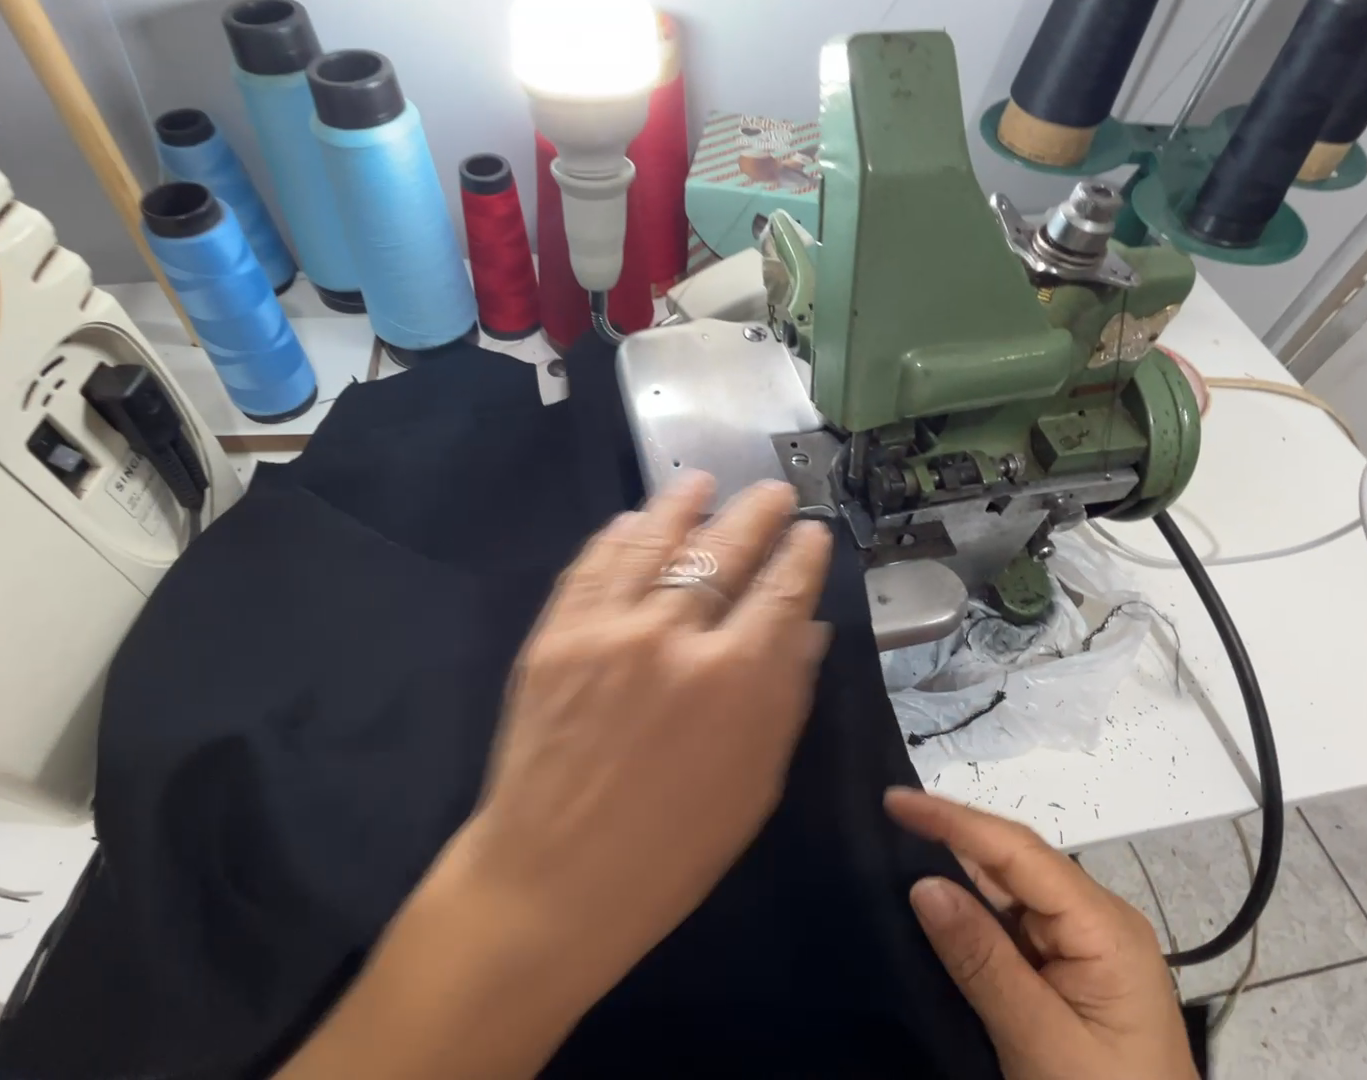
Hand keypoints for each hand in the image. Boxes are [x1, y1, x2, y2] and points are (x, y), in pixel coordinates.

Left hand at [282, 475, 834, 1079]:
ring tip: (702, 481)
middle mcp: (673, 635)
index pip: (782, 591)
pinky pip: (591, 566)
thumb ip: (785, 696)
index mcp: (736, 678)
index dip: (802, 555)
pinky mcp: (555, 634)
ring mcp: (605, 627)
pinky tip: (634, 519)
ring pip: (653, 542)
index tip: (812, 531)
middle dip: (755, 515)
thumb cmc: (672, 848)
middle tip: (772, 491)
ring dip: (683, 506)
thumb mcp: (755, 783)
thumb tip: (806, 629)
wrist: (553, 877)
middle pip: (724, 551)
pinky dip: (617, 536)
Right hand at [886, 789, 1196, 1079]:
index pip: (1017, 852)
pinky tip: (932, 907)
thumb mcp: (1041, 1041)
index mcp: (1102, 926)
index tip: (894, 800)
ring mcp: (1081, 944)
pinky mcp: (1065, 969)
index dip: (953, 819)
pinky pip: (1007, 925)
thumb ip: (982, 962)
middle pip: (1011, 862)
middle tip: (882, 821)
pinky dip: (967, 915)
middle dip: (948, 838)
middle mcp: (1094, 919)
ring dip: (953, 875)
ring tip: (891, 853)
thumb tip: (922, 883)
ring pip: (1005, 891)